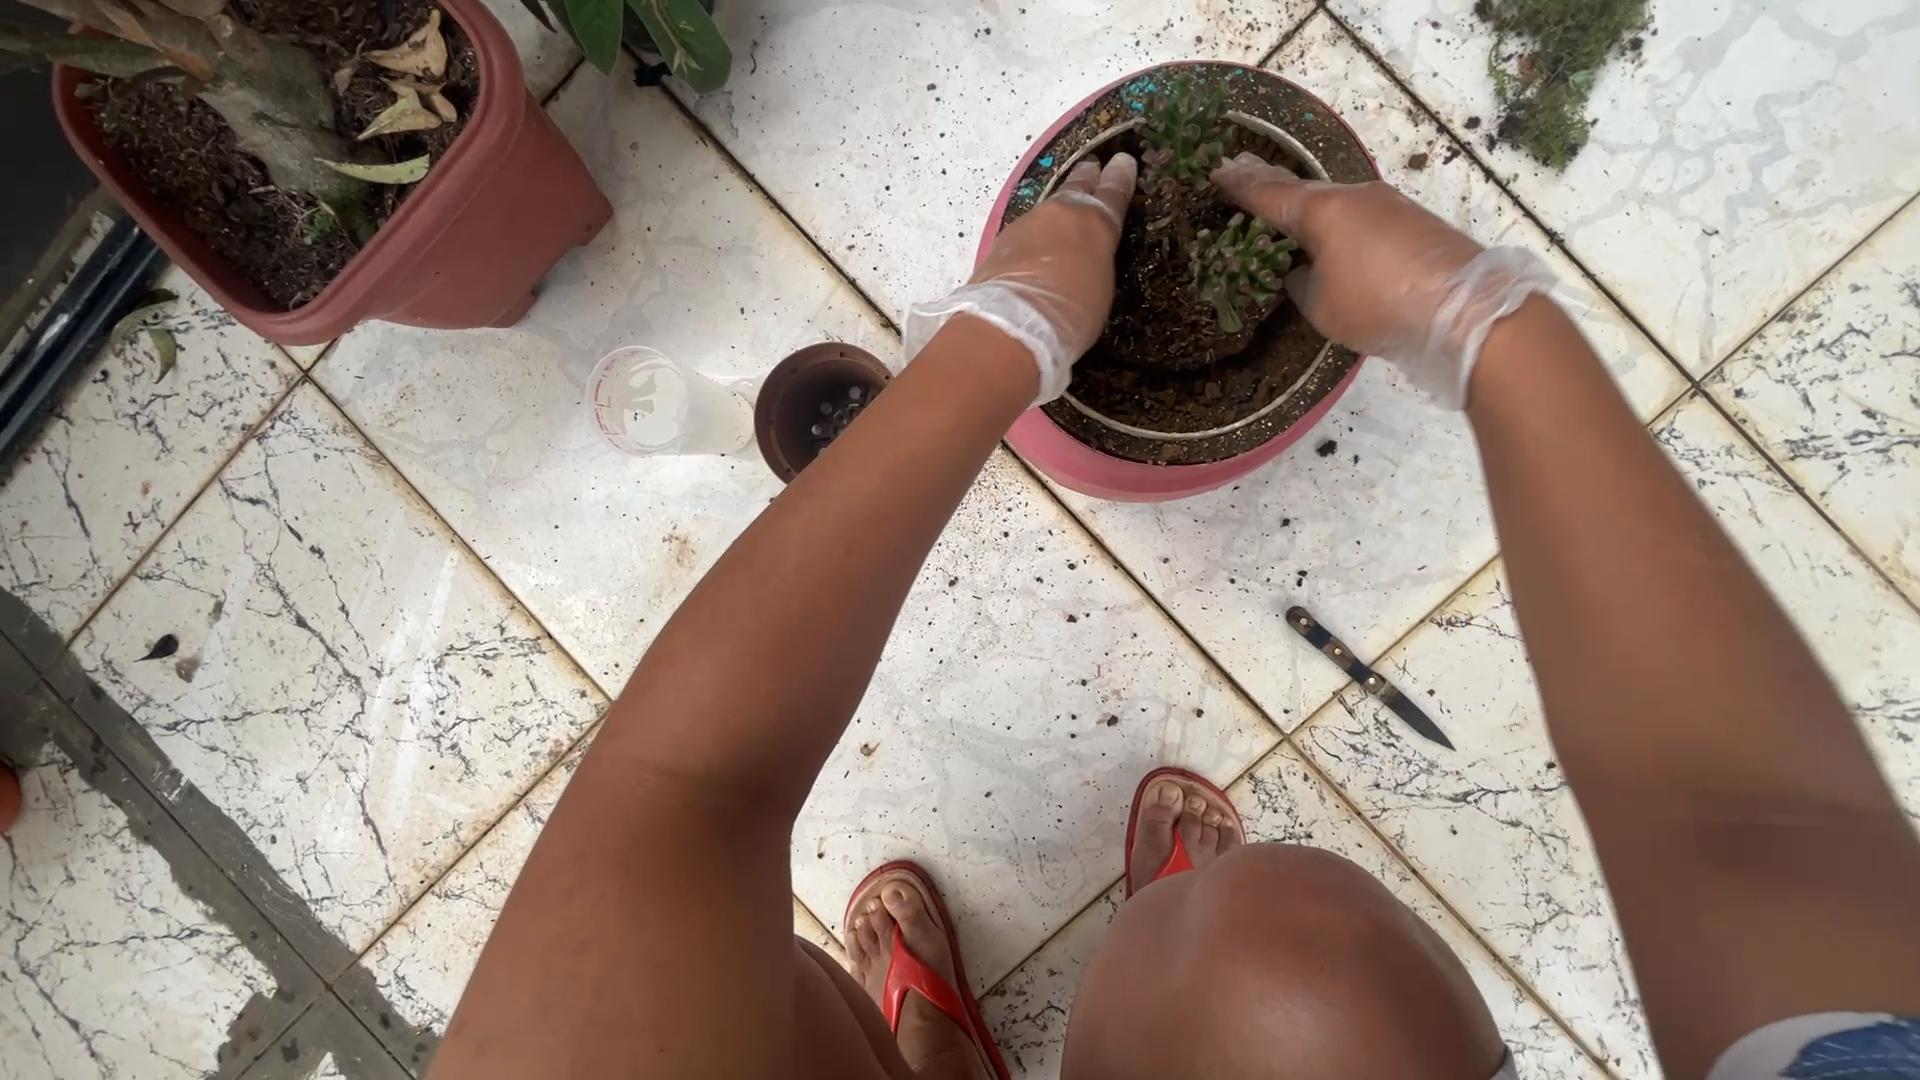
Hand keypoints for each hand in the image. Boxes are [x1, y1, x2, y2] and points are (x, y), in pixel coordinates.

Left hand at [905, 153, 1137, 404]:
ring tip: (1060, 213)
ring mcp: (1027, 225)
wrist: (1014, 323)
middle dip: (1086, 178)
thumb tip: (1079, 264)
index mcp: (1096, 224)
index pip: (1112, 194)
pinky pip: (1024, 233)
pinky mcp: (1000, 244)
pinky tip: (1031, 247)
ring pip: (1046, 210)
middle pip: (1076, 188)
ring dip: (1055, 211)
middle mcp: (1061, 214)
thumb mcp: (1098, 290)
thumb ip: (1092, 265)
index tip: (1123, 161)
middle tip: (1091, 168)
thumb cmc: (1072, 313)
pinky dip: (1032, 236)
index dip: (1119, 177)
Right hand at [1211, 152, 1553, 408]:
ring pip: (1330, 202)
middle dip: (1268, 181)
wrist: (1466, 309)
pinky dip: (1329, 220)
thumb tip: (1301, 272)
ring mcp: (1385, 206)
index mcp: (1324, 212)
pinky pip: (1354, 217)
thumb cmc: (1379, 306)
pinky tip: (1322, 231)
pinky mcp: (1408, 224)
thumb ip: (1300, 284)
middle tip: (1238, 167)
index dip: (1241, 187)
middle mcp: (1354, 198)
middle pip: (1301, 189)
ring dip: (1301, 203)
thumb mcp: (1320, 306)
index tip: (1216, 173)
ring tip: (1277, 203)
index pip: (1271, 196)